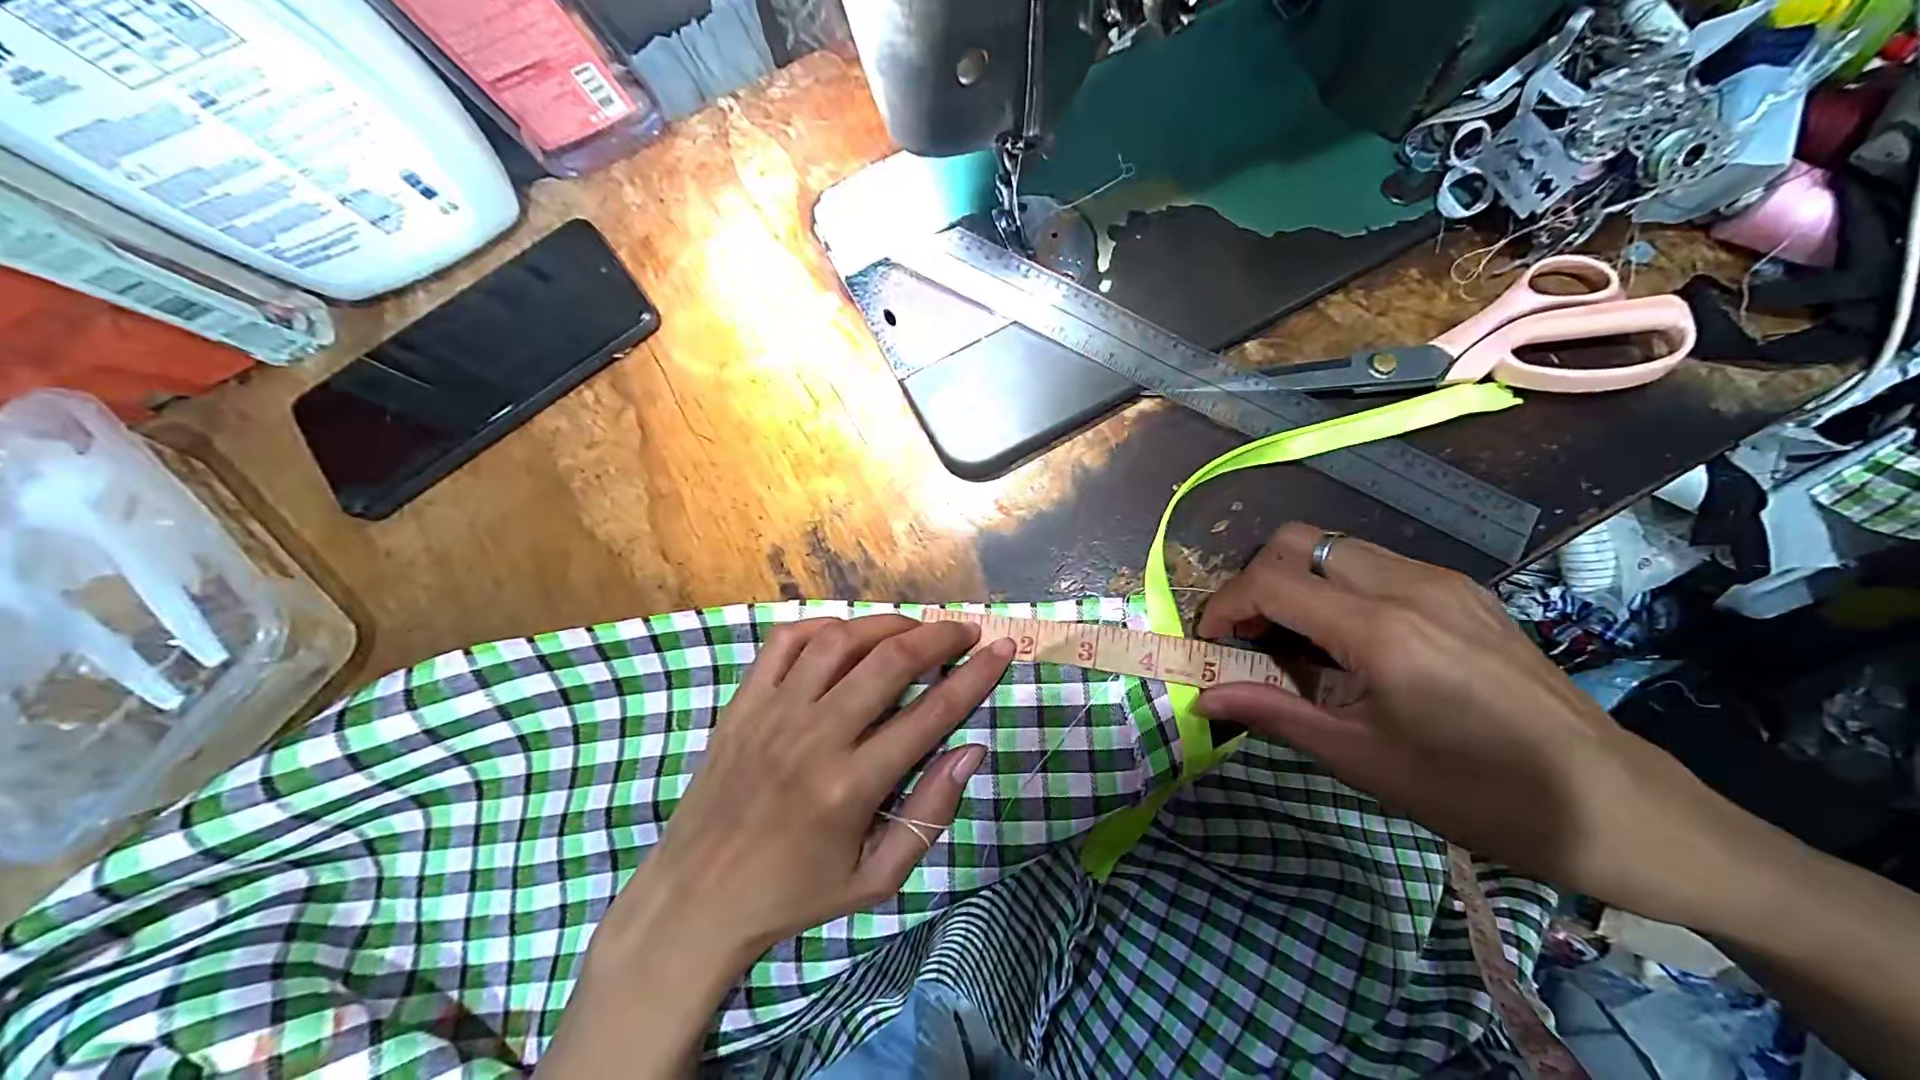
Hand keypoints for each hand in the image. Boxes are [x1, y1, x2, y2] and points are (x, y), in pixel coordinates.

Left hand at [543, 615, 1012, 1078]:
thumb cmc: (796, 895)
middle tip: (965, 633)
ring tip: (914, 632)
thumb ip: (929, 813)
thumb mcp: (876, 879)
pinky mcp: (743, 703)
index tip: (1003, 649)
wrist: (697, 899)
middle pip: (891, 660)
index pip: (933, 712)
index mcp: (852, 786)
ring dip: (887, 625)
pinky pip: (785, 642)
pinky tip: (847, 635)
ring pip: (841, 639)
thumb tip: (972, 750)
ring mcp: (773, 714)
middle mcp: (814, 738)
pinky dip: (823, 626)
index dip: (977, 675)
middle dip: (940, 637)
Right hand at [1192, 524, 1779, 930]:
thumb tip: (1203, 698)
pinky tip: (1350, 642)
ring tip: (1295, 642)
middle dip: (1255, 579)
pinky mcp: (1465, 592)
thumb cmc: (1479, 794)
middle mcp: (1409, 585)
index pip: (1270, 581)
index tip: (1210, 643)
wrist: (1616, 805)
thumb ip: (1275, 715)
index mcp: (1382, 629)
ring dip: (1297, 580)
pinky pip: (1377, 565)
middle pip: (1299, 541)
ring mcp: (1443, 582)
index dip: (1224, 606)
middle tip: (1250, 634)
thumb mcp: (1364, 761)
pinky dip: (1338, 587)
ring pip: (1338, 547)